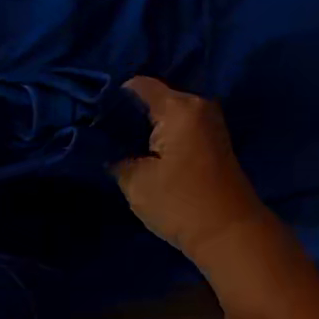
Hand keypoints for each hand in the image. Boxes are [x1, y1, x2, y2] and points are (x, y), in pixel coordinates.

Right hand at [112, 77, 270, 260]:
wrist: (227, 231)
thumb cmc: (179, 203)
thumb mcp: (135, 182)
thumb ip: (116, 157)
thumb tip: (103, 146)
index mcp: (179, 108)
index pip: (138, 86)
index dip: (111, 100)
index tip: (91, 120)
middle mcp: (198, 106)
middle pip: (152, 99)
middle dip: (125, 116)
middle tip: (98, 137)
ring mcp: (207, 123)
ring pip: (163, 115)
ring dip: (140, 129)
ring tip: (115, 148)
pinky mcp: (209, 142)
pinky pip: (175, 128)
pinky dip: (155, 139)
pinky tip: (139, 156)